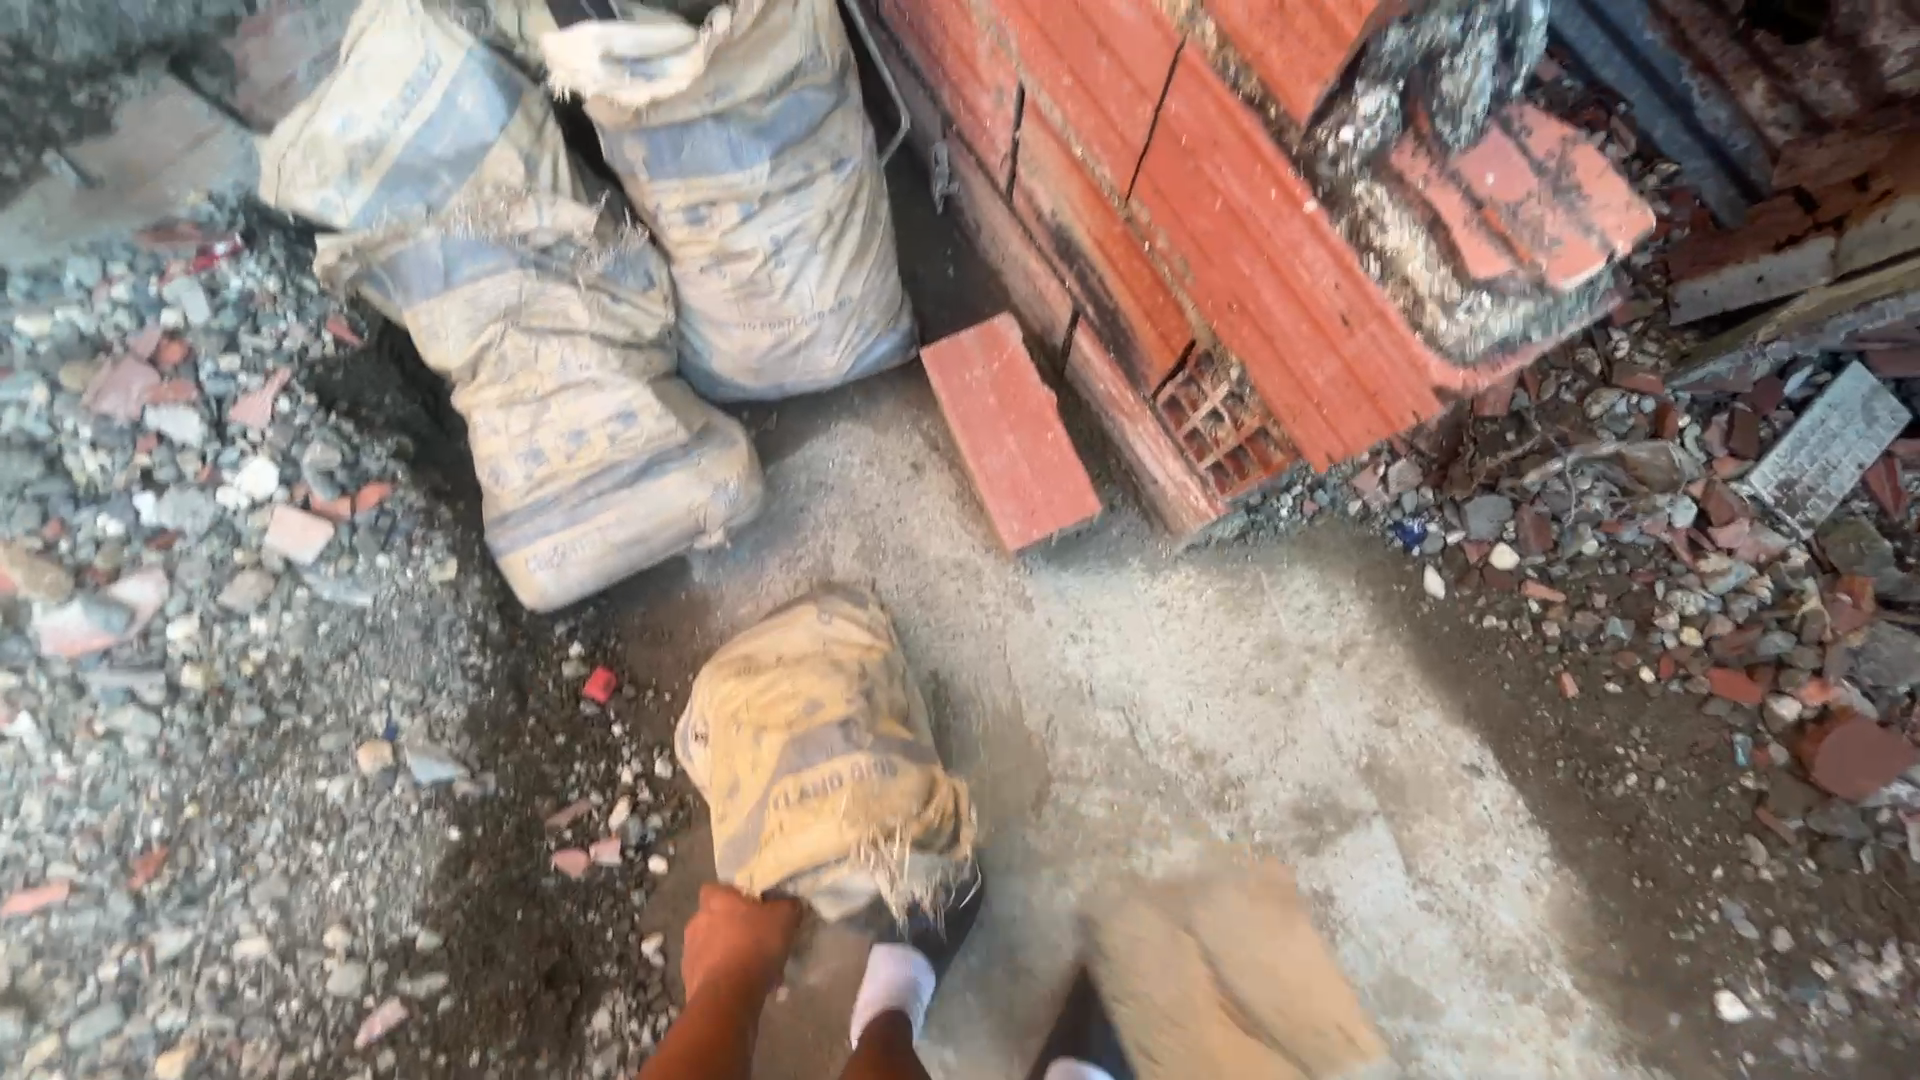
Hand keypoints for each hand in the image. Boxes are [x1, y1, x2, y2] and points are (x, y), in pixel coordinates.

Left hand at [679, 884, 803, 1003]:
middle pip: (714, 919)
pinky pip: (710, 973)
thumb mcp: (784, 917)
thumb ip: (787, 906)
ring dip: (729, 954)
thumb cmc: (755, 944)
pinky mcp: (689, 981)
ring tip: (754, 968)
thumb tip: (790, 904)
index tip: (750, 907)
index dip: (732, 896)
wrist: (728, 995)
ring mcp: (689, 953)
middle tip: (756, 939)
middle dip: (732, 928)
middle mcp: (696, 922)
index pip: (715, 889)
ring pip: (713, 948)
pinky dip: (724, 977)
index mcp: (714, 901)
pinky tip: (745, 986)